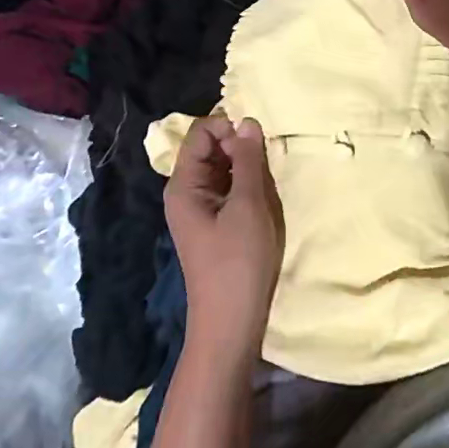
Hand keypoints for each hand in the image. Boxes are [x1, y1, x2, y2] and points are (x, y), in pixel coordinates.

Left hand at [164, 115, 282, 353]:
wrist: (230, 326)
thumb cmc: (237, 262)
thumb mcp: (248, 206)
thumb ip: (248, 161)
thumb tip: (248, 122)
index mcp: (183, 184)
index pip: (200, 133)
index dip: (227, 129)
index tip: (255, 144)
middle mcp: (185, 191)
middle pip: (210, 149)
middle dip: (238, 149)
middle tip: (265, 168)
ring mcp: (198, 208)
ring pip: (222, 170)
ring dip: (245, 170)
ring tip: (265, 187)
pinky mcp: (213, 224)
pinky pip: (227, 190)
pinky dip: (245, 188)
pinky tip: (262, 201)